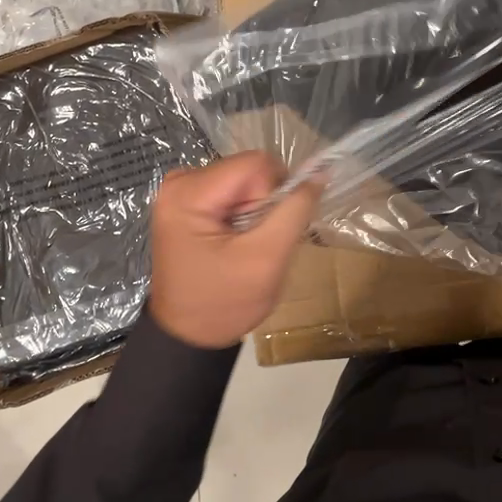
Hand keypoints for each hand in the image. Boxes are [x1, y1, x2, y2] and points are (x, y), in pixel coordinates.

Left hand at [147, 151, 322, 348]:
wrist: (189, 337)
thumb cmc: (223, 303)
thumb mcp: (267, 259)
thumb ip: (296, 210)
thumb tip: (320, 172)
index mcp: (189, 192)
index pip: (257, 164)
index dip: (274, 193)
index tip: (265, 230)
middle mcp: (181, 181)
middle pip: (250, 168)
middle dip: (265, 202)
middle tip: (257, 241)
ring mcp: (183, 190)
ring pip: (247, 178)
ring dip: (257, 208)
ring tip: (247, 243)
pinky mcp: (189, 200)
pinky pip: (235, 189)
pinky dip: (246, 211)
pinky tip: (237, 239)